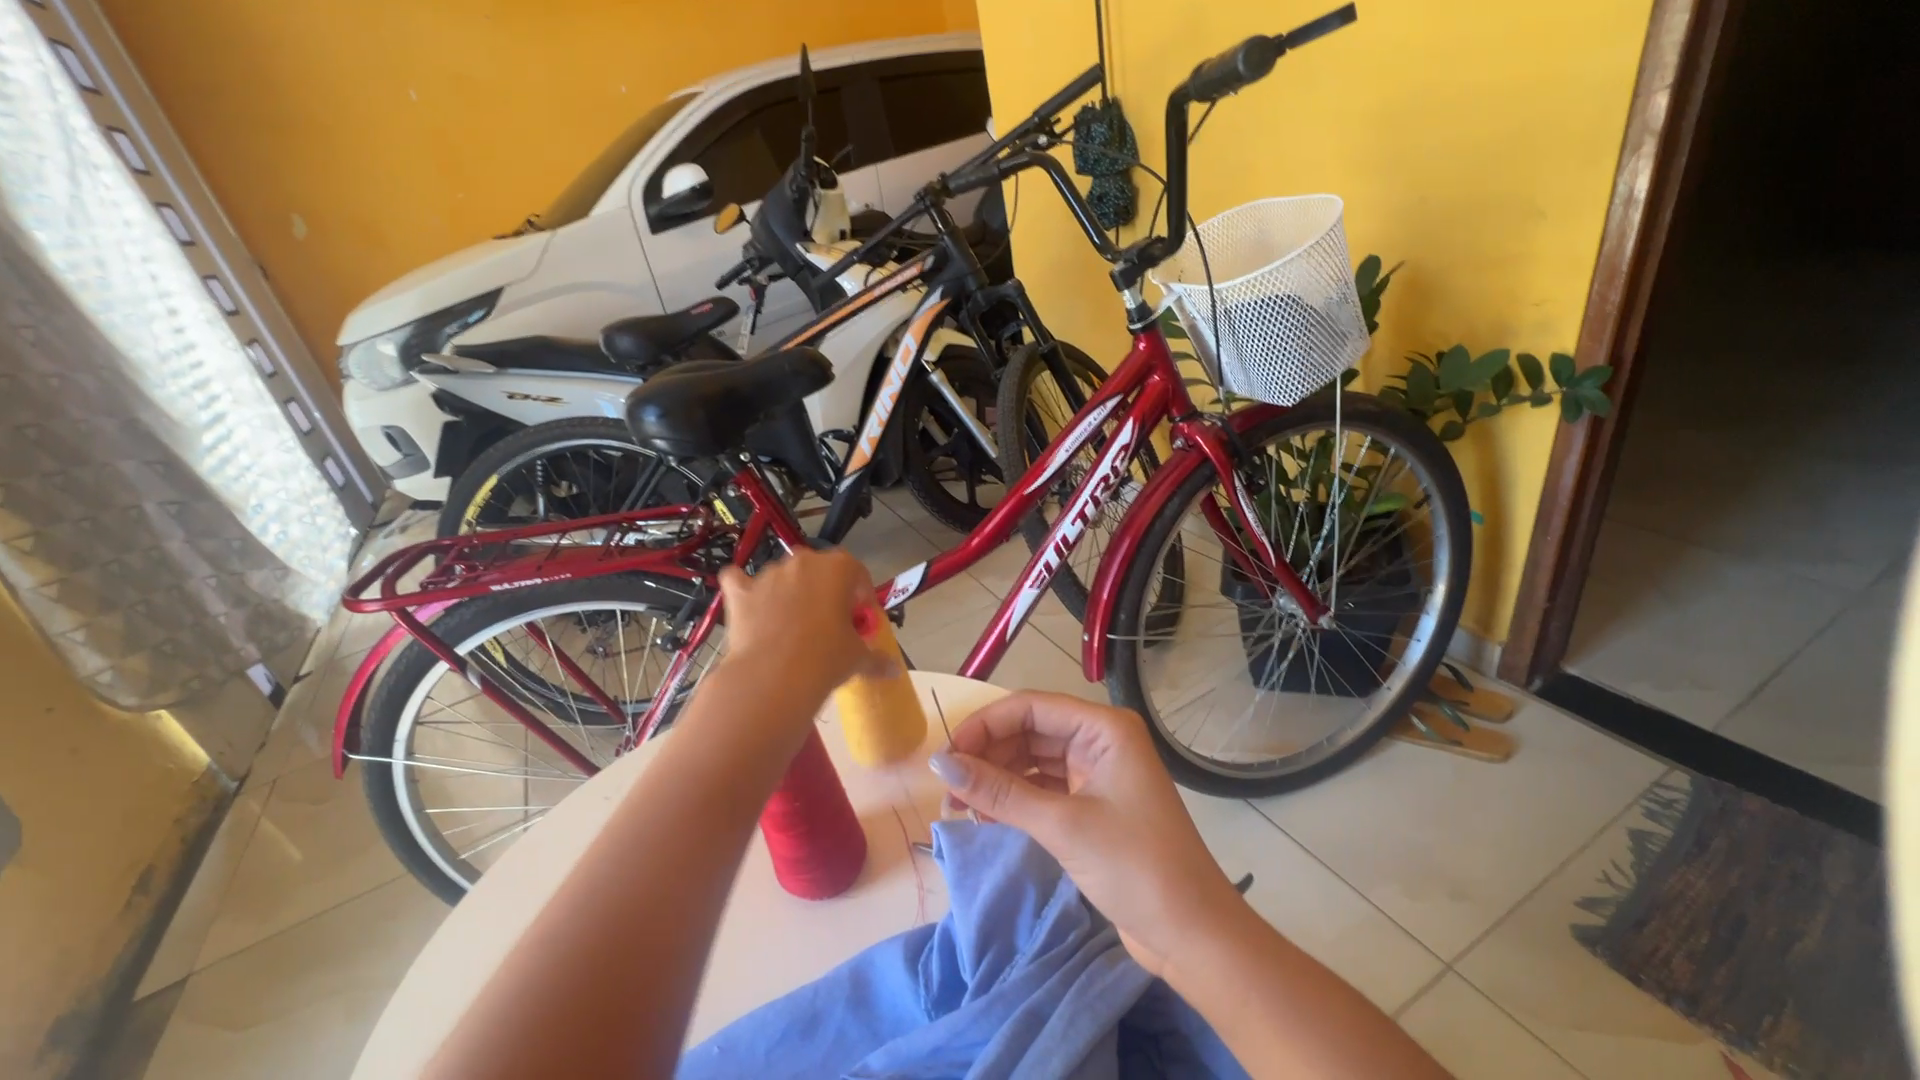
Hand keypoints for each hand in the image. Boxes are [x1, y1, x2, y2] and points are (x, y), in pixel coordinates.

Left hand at [718, 549, 895, 700]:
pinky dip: (744, 590)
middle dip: (825, 593)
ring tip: (792, 630)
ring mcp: (769, 574)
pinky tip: (749, 607)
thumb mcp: (858, 658)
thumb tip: (893, 670)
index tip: (859, 622)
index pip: (857, 574)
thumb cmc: (826, 658)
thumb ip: (876, 658)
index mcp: (839, 568)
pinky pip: (739, 581)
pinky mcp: (741, 592)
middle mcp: (803, 562)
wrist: (774, 675)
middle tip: (829, 626)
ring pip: (783, 577)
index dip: (860, 598)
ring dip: (789, 595)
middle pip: (819, 572)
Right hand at [927, 692, 1241, 973]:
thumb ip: (999, 792)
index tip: (944, 757)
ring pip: (1032, 761)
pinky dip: (1014, 800)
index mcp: (1104, 728)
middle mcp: (1100, 741)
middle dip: (986, 756)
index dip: (983, 726)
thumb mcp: (1062, 825)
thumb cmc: (1135, 866)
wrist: (1191, 931)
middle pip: (1028, 732)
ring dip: (996, 780)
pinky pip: (1042, 788)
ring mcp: (1097, 773)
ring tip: (959, 807)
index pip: (1030, 708)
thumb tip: (940, 765)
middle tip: (946, 790)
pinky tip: (986, 817)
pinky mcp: (1092, 805)